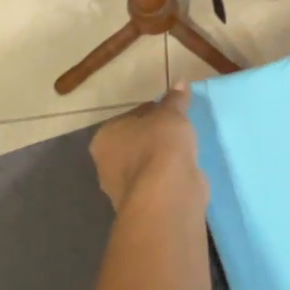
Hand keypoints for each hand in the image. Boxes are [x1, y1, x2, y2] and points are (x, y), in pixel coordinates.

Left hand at [90, 85, 205, 211]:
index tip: (172, 112)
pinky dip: (168, 178)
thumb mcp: (171, 113)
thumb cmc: (160, 144)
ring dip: (162, 160)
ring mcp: (122, 190)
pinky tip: (184, 172)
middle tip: (179, 131)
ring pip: (145, 166)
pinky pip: (156, 185)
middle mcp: (105, 165)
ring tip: (185, 151)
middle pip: (135, 143)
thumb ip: (175, 99)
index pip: (131, 117)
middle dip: (154, 138)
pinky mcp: (141, 207)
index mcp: (104, 137)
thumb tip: (180, 82)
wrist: (167, 194)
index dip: (153, 112)